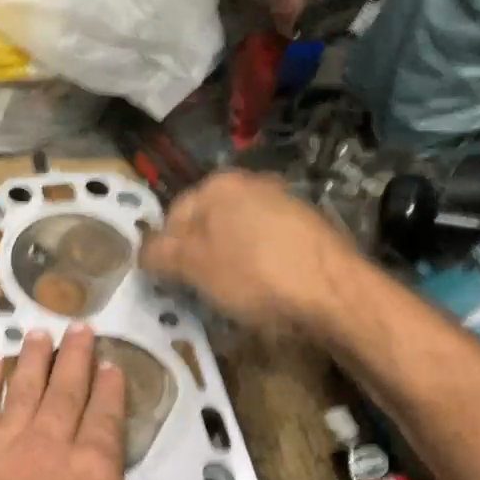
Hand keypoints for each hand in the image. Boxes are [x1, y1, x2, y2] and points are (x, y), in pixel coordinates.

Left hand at [0, 325, 254, 479]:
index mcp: (95, 466)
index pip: (106, 414)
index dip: (110, 387)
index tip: (111, 363)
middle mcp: (51, 445)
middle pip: (65, 392)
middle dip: (74, 358)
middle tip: (78, 326)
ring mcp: (6, 452)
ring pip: (22, 391)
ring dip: (31, 360)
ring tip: (38, 332)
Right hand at [141, 171, 359, 335]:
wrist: (335, 294)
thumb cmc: (253, 274)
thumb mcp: (191, 267)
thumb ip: (158, 254)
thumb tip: (143, 252)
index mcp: (218, 183)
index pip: (173, 215)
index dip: (166, 252)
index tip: (171, 283)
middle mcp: (252, 183)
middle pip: (208, 224)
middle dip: (200, 256)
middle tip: (202, 291)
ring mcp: (286, 203)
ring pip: (240, 236)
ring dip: (231, 263)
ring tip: (236, 296)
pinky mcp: (312, 229)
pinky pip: (270, 247)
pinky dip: (262, 267)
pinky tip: (268, 292)